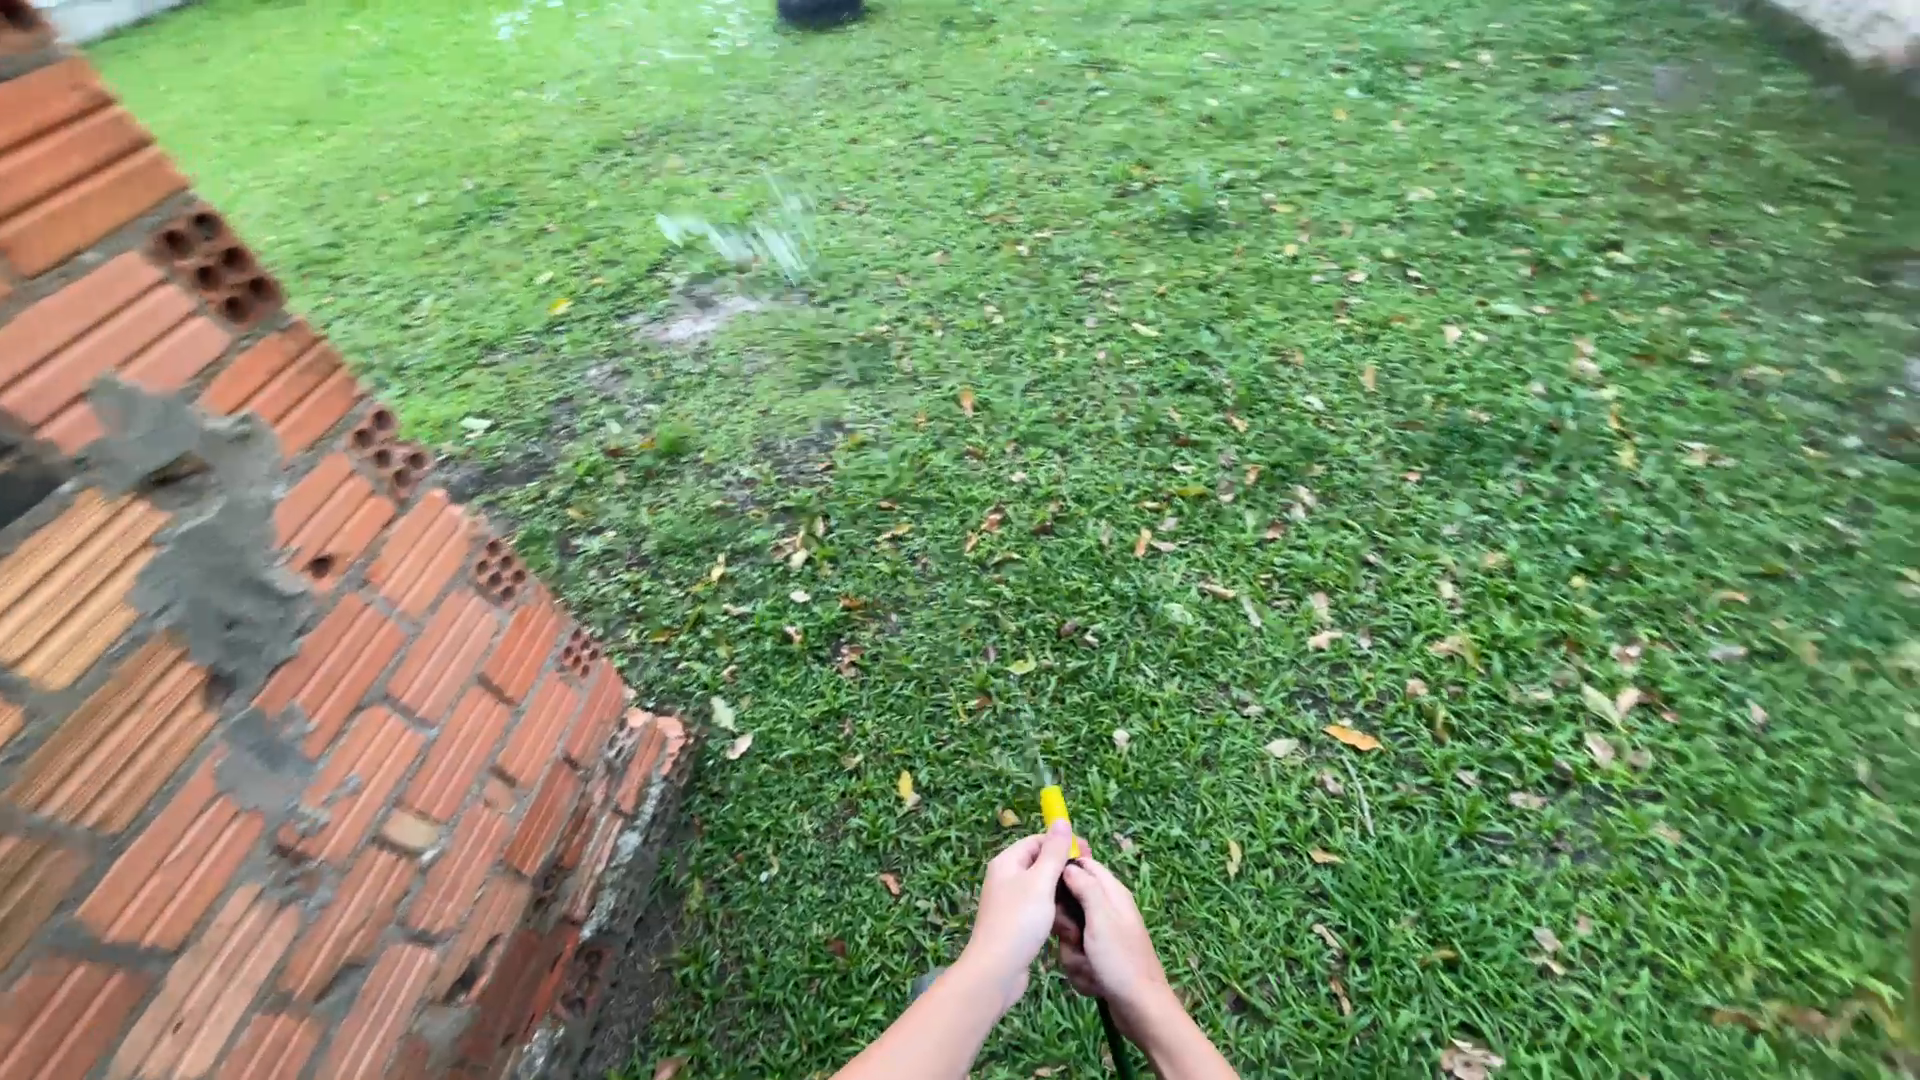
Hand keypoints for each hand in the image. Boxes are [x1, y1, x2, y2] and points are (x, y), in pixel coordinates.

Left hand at [959, 820, 1077, 1009]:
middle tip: (1088, 875)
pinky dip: (1052, 905)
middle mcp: (1004, 877)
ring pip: (1038, 885)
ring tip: (1082, 894)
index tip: (1087, 852)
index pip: (1036, 841)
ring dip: (1058, 887)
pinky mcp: (1014, 922)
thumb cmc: (1019, 920)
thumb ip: (1053, 852)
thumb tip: (1061, 820)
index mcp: (1007, 862)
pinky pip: (1036, 905)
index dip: (1061, 843)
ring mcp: (1008, 901)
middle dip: (1062, 865)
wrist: (996, 970)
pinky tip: (1067, 915)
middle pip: (1037, 861)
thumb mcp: (1040, 882)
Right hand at [1054, 855, 1178, 1034]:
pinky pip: (1077, 956)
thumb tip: (1068, 865)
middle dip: (1066, 925)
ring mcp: (1103, 936)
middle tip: (1074, 936)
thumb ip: (1085, 887)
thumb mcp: (1101, 917)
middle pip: (1070, 903)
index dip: (1064, 873)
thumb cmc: (1121, 960)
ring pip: (1070, 933)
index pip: (1082, 865)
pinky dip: (1081, 969)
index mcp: (1112, 893)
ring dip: (1073, 953)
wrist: (1142, 1010)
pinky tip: (1093, 980)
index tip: (1050, 890)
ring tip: (1088, 965)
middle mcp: (1107, 910)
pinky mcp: (1099, 959)